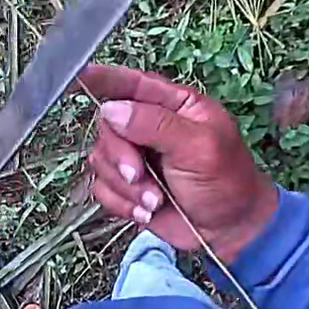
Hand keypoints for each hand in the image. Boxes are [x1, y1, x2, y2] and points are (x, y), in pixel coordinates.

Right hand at [79, 64, 278, 262]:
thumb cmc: (227, 182)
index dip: (104, 79)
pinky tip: (146, 211)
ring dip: (125, 187)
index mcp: (173, 106)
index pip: (132, 84)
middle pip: (108, 127)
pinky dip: (121, 204)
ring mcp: (136, 158)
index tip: (79, 76)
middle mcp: (149, 128)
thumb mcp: (199, 146)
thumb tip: (111, 109)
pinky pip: (102, 189)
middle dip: (120, 156)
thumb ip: (155, 124)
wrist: (229, 231)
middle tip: (139, 175)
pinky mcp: (127, 188)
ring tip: (155, 201)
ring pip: (101, 160)